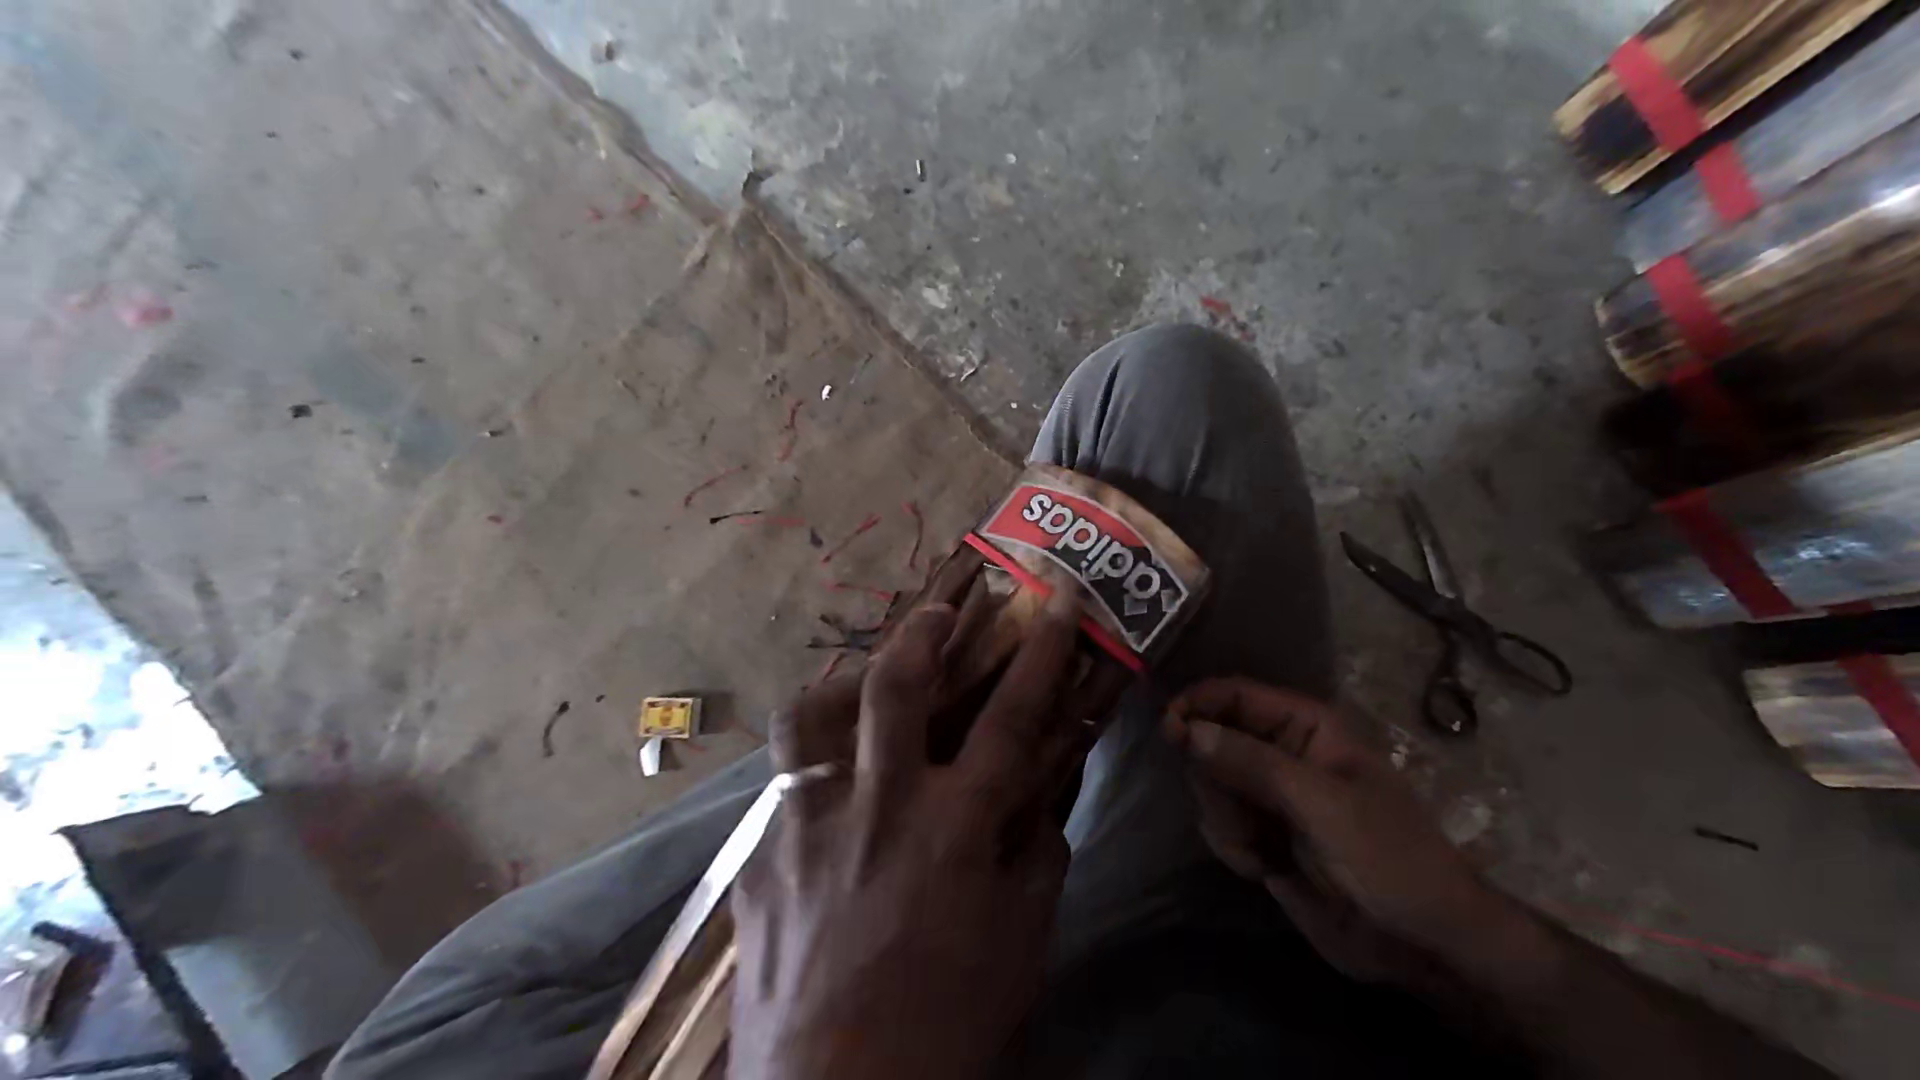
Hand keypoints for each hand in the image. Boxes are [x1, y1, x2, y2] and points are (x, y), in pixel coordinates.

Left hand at [732, 601, 1088, 1079]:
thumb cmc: (946, 1027)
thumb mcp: (1019, 946)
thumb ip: (1036, 860)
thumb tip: (1041, 801)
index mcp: (952, 830)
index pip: (1011, 718)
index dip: (1042, 653)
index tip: (1056, 603)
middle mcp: (876, 807)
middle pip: (896, 687)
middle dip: (923, 631)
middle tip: (940, 609)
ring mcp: (806, 826)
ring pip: (809, 715)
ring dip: (841, 682)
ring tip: (860, 677)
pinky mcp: (759, 856)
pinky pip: (782, 784)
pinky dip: (810, 767)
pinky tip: (826, 787)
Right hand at [1164, 678, 1499, 981]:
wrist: (1424, 947)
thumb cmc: (1391, 859)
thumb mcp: (1323, 805)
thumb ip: (1252, 764)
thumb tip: (1186, 730)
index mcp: (1305, 727)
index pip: (1234, 695)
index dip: (1197, 705)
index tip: (1169, 733)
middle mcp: (1280, 752)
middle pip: (1210, 740)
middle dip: (1213, 781)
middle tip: (1240, 817)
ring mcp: (1268, 795)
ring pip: (1208, 785)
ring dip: (1224, 820)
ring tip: (1262, 851)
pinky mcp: (1260, 834)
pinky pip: (1217, 823)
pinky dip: (1231, 847)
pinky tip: (1265, 868)